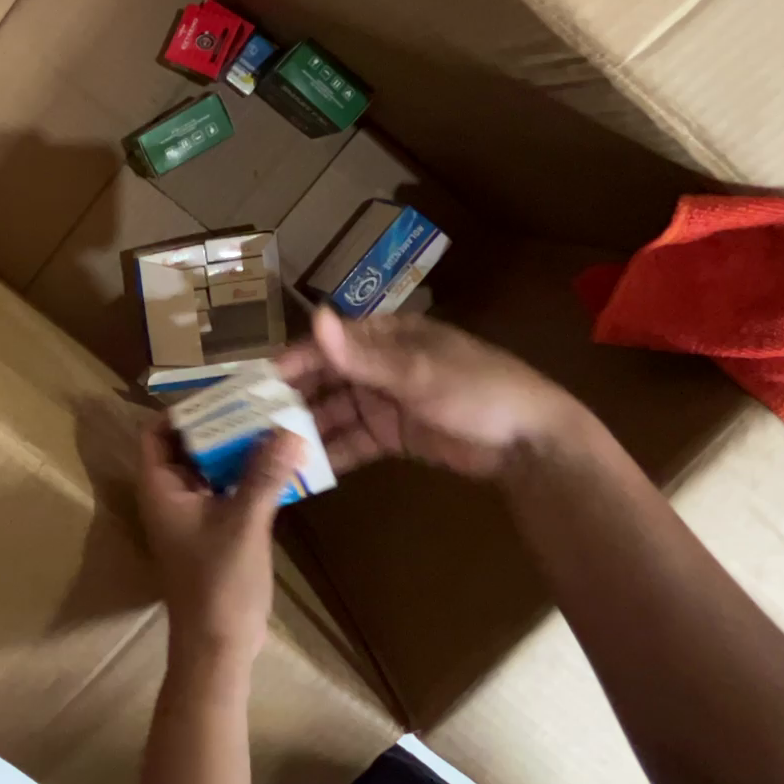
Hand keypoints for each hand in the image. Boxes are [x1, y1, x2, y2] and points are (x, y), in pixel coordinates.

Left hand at [135, 422, 306, 663]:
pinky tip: (279, 464)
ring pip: (209, 469)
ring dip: (236, 451)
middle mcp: (170, 497)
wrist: (219, 647)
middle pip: (187, 447)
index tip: (218, 394)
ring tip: (272, 425)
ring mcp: (192, 515)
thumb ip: (263, 476)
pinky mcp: (214, 531)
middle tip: (255, 403)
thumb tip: (287, 430)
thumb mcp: (243, 523)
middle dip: (217, 426)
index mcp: (160, 489)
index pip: (156, 435)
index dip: (180, 412)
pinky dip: (246, 476)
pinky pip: (226, 490)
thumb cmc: (218, 584)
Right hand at [277, 309, 586, 479]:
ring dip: (306, 429)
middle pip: (324, 380)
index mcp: (384, 337)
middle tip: (252, 422)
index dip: (291, 362)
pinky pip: (351, 441)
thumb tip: (316, 313)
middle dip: (291, 400)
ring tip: (270, 450)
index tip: (256, 384)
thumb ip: (360, 353)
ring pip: (333, 413)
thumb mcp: (417, 371)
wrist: (531, 443)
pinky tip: (303, 470)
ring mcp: (383, 402)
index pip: (327, 345)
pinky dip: (330, 453)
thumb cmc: (478, 390)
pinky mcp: (391, 435)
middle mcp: (377, 366)